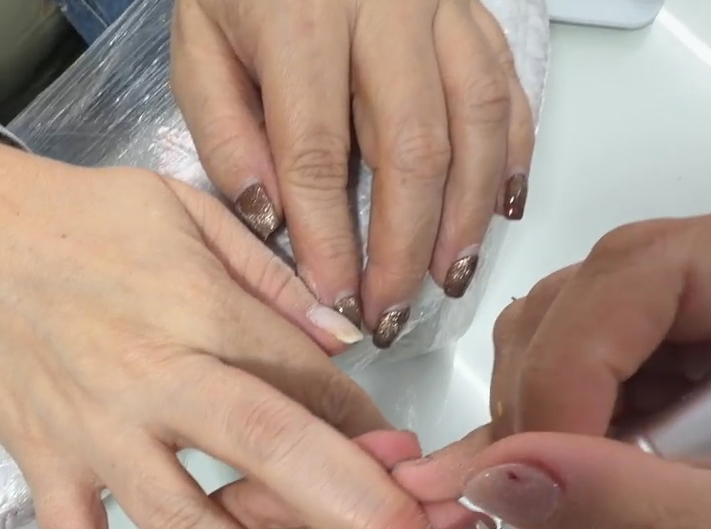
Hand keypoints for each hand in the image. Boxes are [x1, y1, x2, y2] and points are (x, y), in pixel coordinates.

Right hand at [0, 123, 435, 528]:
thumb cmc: (79, 215)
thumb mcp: (186, 211)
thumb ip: (268, 280)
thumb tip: (340, 343)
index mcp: (201, 310)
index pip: (309, 382)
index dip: (373, 439)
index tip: (420, 490)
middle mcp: (152, 381)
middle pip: (266, 452)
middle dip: (350, 513)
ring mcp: (92, 433)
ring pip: (178, 522)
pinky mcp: (42, 466)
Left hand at [172, 0, 533, 343]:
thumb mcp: (197, 50)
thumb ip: (226, 135)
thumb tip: (273, 221)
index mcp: (300, 21)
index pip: (318, 157)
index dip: (330, 242)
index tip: (333, 303)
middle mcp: (384, 6)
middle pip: (412, 148)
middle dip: (405, 246)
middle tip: (393, 314)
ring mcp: (440, 1)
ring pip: (477, 117)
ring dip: (468, 213)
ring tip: (450, 280)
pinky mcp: (472, 3)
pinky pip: (508, 80)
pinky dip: (512, 151)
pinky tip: (503, 209)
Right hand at [393, 204, 710, 528]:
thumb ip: (645, 517)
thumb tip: (493, 477)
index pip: (650, 270)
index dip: (573, 364)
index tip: (547, 471)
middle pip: (588, 293)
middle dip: (540, 399)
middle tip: (551, 498)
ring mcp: (705, 311)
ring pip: (553, 326)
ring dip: (528, 417)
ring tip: (570, 496)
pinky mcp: (666, 353)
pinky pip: (554, 364)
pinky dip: (526, 432)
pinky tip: (542, 484)